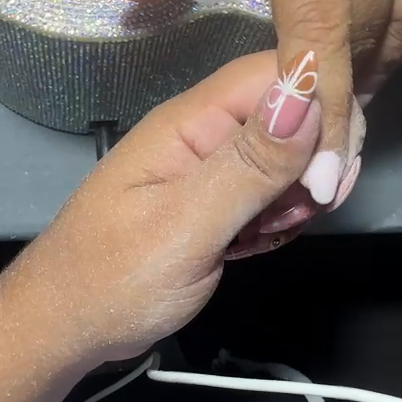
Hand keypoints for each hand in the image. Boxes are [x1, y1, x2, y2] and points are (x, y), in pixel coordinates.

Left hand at [0, 53, 323, 367]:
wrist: (68, 328)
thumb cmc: (112, 280)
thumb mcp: (184, 227)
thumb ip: (248, 165)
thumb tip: (307, 95)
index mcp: (189, 122)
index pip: (276, 73)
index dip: (321, 106)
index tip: (334, 168)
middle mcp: (203, 133)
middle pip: (293, 114)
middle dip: (314, 162)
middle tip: (293, 214)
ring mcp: (210, 169)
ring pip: (289, 159)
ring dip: (295, 197)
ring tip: (260, 236)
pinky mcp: (217, 202)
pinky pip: (271, 194)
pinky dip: (277, 219)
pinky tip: (252, 246)